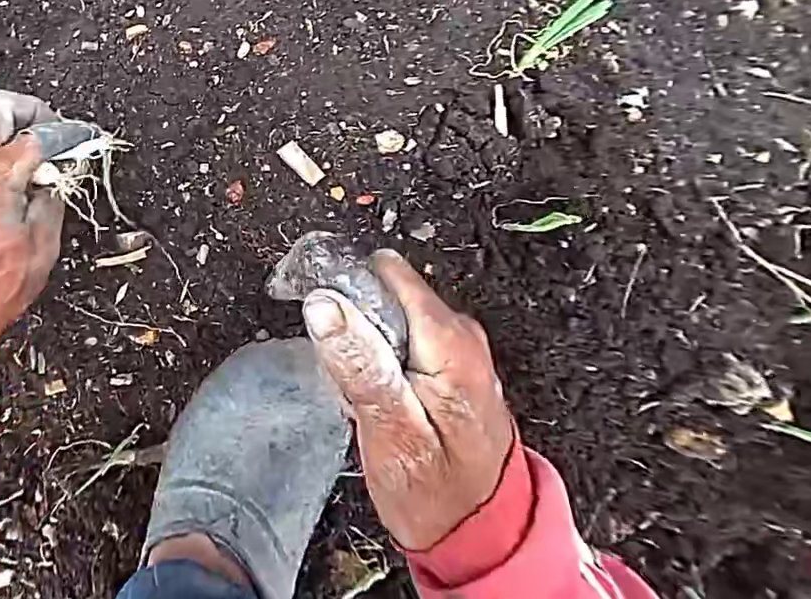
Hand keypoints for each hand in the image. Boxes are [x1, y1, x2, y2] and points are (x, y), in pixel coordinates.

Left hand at [0, 92, 64, 339]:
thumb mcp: (45, 236)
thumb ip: (55, 188)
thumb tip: (64, 163)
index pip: (38, 133)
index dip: (68, 133)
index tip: (85, 138)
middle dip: (31, 111)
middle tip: (54, 134)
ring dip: (14, 132)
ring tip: (39, 160)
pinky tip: (17, 179)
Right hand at [302, 250, 516, 550]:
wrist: (484, 536)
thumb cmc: (439, 494)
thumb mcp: (391, 433)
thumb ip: (360, 364)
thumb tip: (326, 304)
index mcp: (448, 339)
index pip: (385, 274)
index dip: (349, 289)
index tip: (327, 321)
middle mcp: (460, 331)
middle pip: (389, 291)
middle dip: (359, 323)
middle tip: (351, 379)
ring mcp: (460, 344)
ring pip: (393, 315)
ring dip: (370, 345)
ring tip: (368, 395)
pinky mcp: (454, 360)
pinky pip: (405, 338)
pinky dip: (386, 359)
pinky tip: (386, 398)